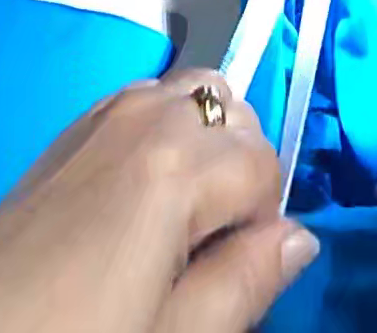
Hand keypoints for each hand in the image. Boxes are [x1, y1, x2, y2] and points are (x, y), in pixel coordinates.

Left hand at [0, 69, 317, 332]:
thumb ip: (246, 283)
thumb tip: (302, 237)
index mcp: (178, 163)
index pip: (265, 165)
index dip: (263, 221)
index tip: (234, 272)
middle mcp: (149, 113)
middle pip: (236, 112)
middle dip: (242, 168)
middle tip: (208, 245)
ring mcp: (107, 111)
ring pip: (197, 94)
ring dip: (210, 140)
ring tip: (181, 214)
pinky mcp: (75, 126)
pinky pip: (152, 99)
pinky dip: (170, 128)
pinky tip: (141, 192)